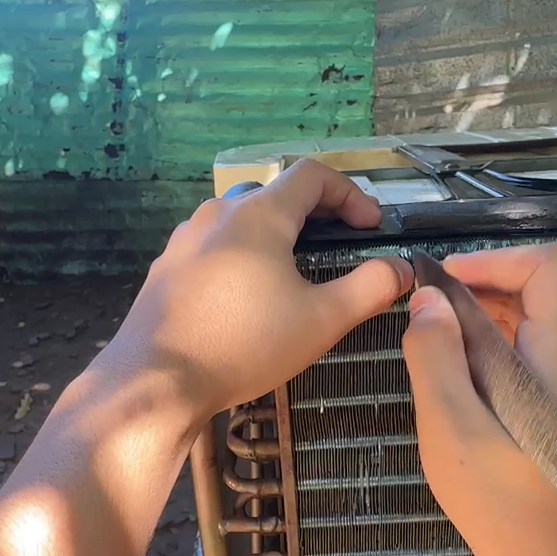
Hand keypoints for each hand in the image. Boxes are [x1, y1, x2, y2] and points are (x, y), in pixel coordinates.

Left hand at [103, 159, 410, 421]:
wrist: (156, 380)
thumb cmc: (245, 345)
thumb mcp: (321, 321)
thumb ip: (369, 288)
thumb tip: (401, 270)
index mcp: (259, 215)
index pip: (313, 175)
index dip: (350, 194)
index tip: (369, 227)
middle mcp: (218, 214)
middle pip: (274, 193)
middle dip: (313, 212)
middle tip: (336, 245)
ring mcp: (184, 239)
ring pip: (239, 218)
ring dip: (274, 232)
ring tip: (291, 270)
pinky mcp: (165, 267)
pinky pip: (212, 244)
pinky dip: (240, 252)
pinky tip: (244, 294)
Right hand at [402, 243, 556, 542]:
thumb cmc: (499, 504)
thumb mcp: (450, 428)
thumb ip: (435, 355)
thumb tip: (429, 299)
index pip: (553, 264)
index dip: (495, 259)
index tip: (444, 284)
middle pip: (548, 285)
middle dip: (485, 287)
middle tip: (430, 317)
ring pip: (548, 312)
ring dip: (493, 314)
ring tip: (444, 346)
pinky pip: (550, 342)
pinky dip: (509, 340)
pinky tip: (473, 374)